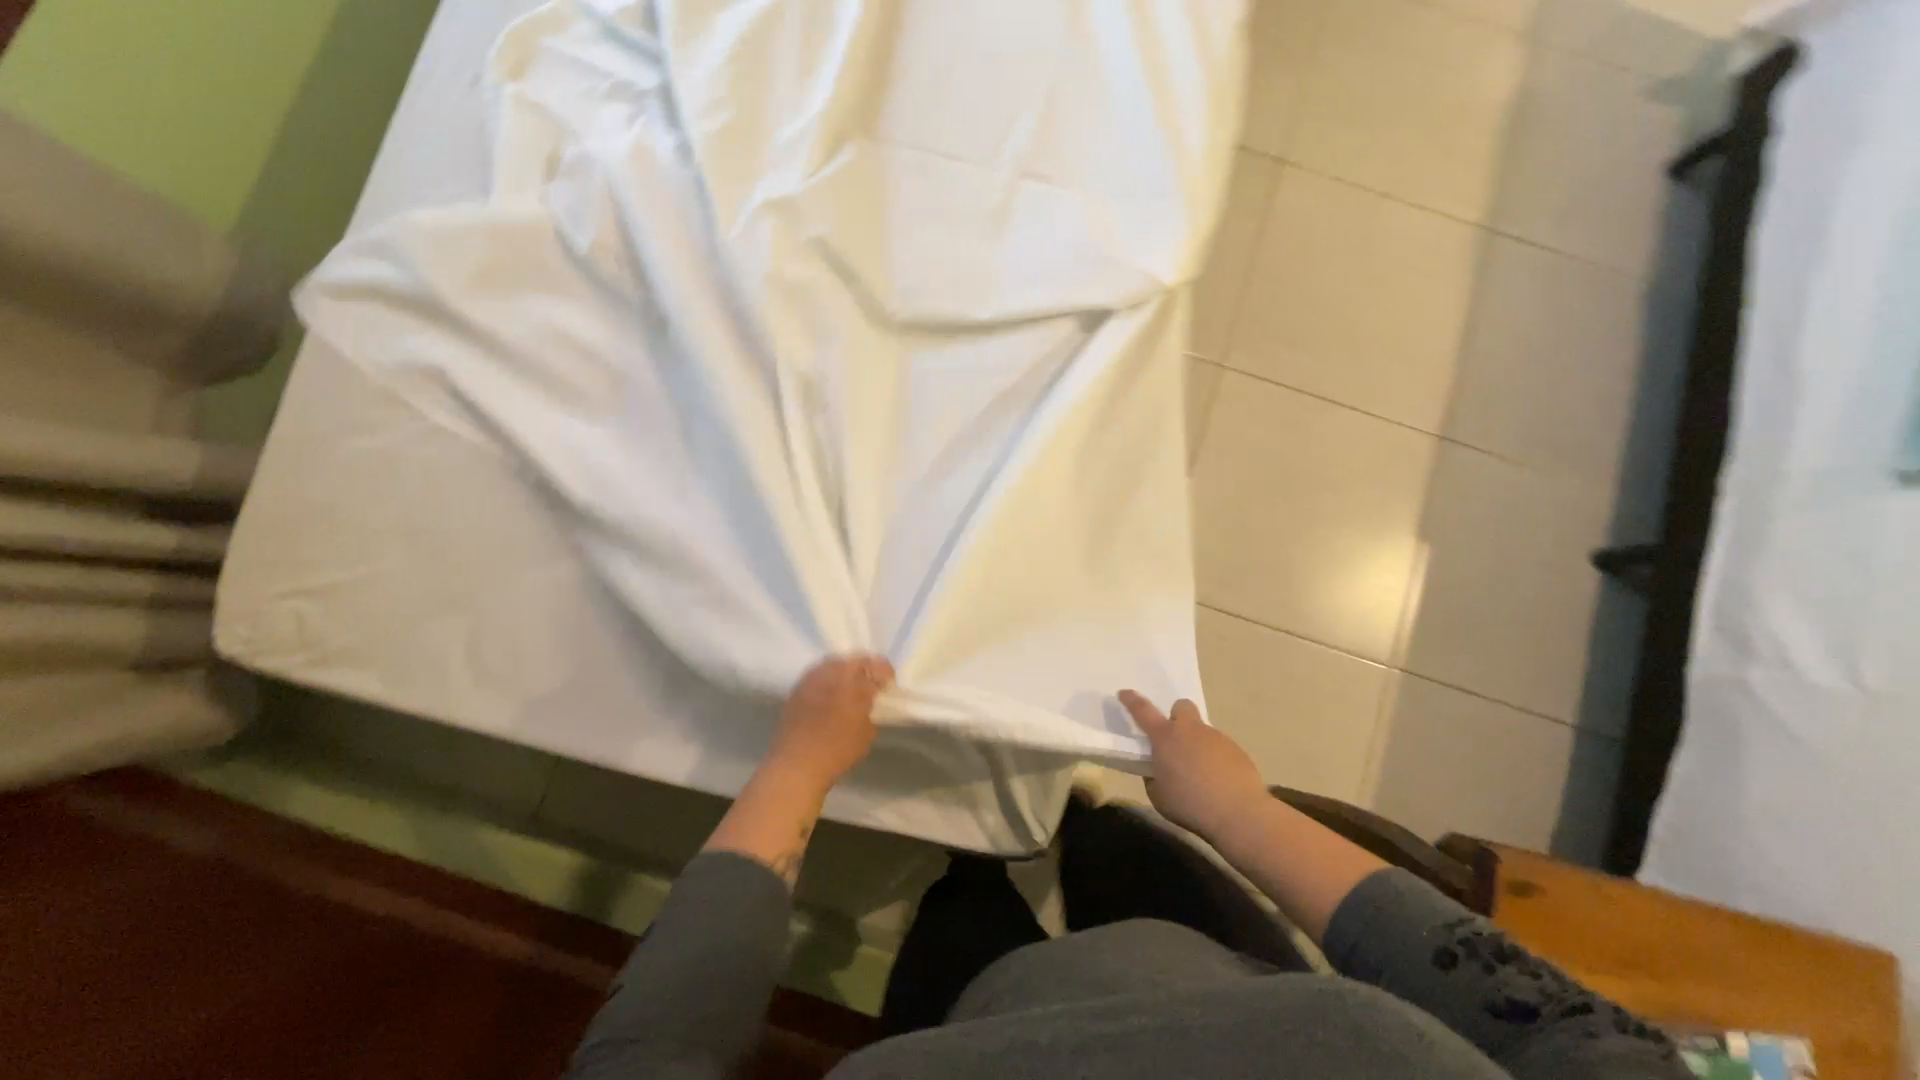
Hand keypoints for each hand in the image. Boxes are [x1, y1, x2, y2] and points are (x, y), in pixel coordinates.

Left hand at [765, 654, 894, 791]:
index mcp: (853, 684)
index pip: (874, 667)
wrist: (796, 765)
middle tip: (871, 680)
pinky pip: (817, 674)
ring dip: (845, 670)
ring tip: (851, 684)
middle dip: (865, 667)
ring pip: (832, 663)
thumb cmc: (837, 752)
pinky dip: (827, 678)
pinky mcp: (796, 689)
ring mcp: (811, 680)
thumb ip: (869, 711)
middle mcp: (831, 675)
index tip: (889, 681)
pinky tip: (831, 691)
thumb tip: (868, 703)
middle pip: (852, 660)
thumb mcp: (866, 734)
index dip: (885, 671)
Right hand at [1119, 690, 1268, 841]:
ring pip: (1202, 731)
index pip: (1143, 711)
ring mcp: (1217, 737)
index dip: (1132, 700)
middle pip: (1182, 706)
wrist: (1238, 812)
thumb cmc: (1190, 804)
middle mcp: (1191, 730)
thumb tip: (1158, 771)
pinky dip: (1214, 759)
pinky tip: (1217, 781)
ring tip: (1199, 773)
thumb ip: (1153, 777)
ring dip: (1196, 744)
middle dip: (1176, 716)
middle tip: (1174, 739)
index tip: (1124, 693)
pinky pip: (1219, 748)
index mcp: (1166, 738)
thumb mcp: (1158, 796)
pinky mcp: (1237, 750)